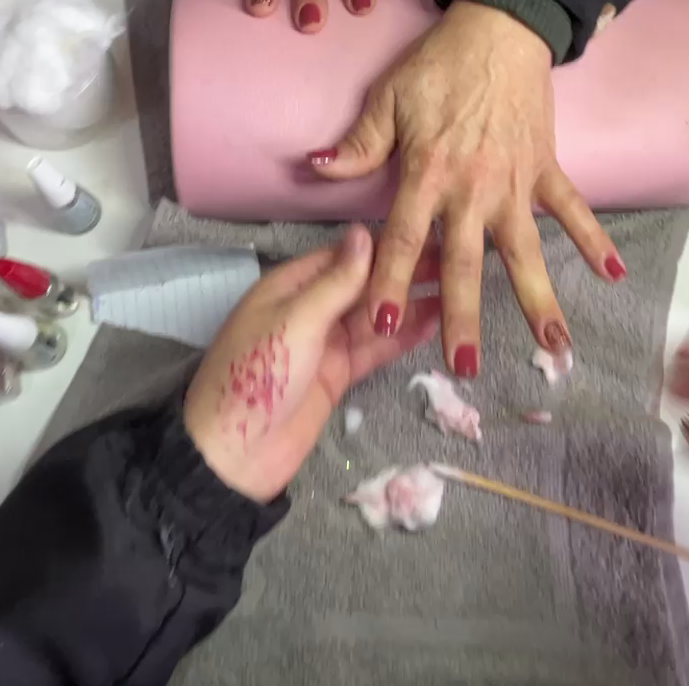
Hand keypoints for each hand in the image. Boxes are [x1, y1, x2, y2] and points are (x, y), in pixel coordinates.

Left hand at [184, 225, 440, 502]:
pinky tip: (435, 324)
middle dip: (402, 274)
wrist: (234, 456)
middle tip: (451, 262)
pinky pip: (374, 348)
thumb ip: (336, 281)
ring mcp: (325, 342)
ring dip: (409, 305)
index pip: (344, 256)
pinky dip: (401, 337)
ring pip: (373, 316)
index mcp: (290, 285)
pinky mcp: (337, 373)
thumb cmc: (258, 375)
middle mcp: (309, 307)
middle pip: (362, 284)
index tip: (427, 234)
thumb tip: (365, 232)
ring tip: (454, 290)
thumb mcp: (297, 320)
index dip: (384, 247)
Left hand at [308, 0, 621, 379]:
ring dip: (538, 298)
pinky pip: (572, 208)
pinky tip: (614, 274)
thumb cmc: (437, 66)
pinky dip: (594, 237)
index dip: (386, 282)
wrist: (498, 30)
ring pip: (524, 249)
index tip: (378, 326)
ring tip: (555, 347)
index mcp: (426, 173)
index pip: (400, 238)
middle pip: (464, 262)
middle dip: (463, 315)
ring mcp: (514, 181)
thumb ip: (358, 143)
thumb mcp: (387, 98)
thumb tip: (314, 167)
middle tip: (466, 365)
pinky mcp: (546, 167)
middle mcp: (471, 188)